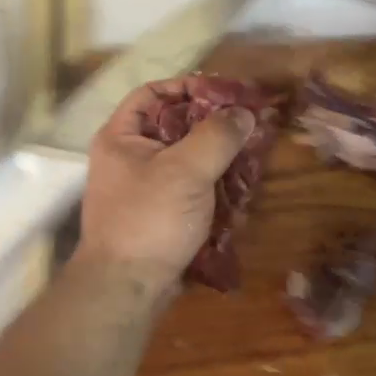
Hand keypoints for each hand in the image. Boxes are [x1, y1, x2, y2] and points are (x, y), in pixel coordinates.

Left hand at [73, 80, 255, 289]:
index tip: (227, 94)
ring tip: (252, 163)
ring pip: (191, 162)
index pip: (154, 94)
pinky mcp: (164, 216)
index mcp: (122, 137)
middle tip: (250, 128)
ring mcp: (148, 190)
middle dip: (216, 129)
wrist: (128, 288)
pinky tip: (241, 198)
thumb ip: (218, 135)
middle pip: (177, 128)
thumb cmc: (150, 220)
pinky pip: (194, 192)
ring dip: (222, 163)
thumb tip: (244, 114)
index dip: (189, 87)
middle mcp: (132, 159)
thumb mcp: (186, 170)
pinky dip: (217, 192)